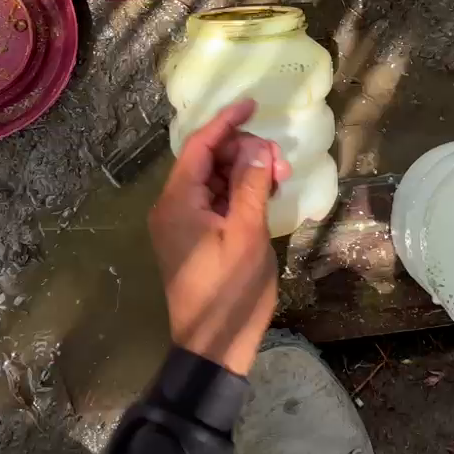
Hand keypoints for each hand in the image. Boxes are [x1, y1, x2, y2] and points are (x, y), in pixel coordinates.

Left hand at [148, 99, 287, 375]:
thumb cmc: (229, 291)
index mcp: (177, 202)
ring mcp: (181, 223)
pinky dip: (239, 191)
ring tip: (280, 178)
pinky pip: (215, 200)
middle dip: (243, 151)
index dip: (226, 121)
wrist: (212, 350)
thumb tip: (259, 147)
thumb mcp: (247, 234)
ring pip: (214, 179)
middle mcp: (172, 206)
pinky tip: (266, 193)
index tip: (252, 104)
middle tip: (280, 162)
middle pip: (207, 160)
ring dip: (245, 171)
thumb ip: (252, 185)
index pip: (199, 146)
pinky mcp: (193, 237)